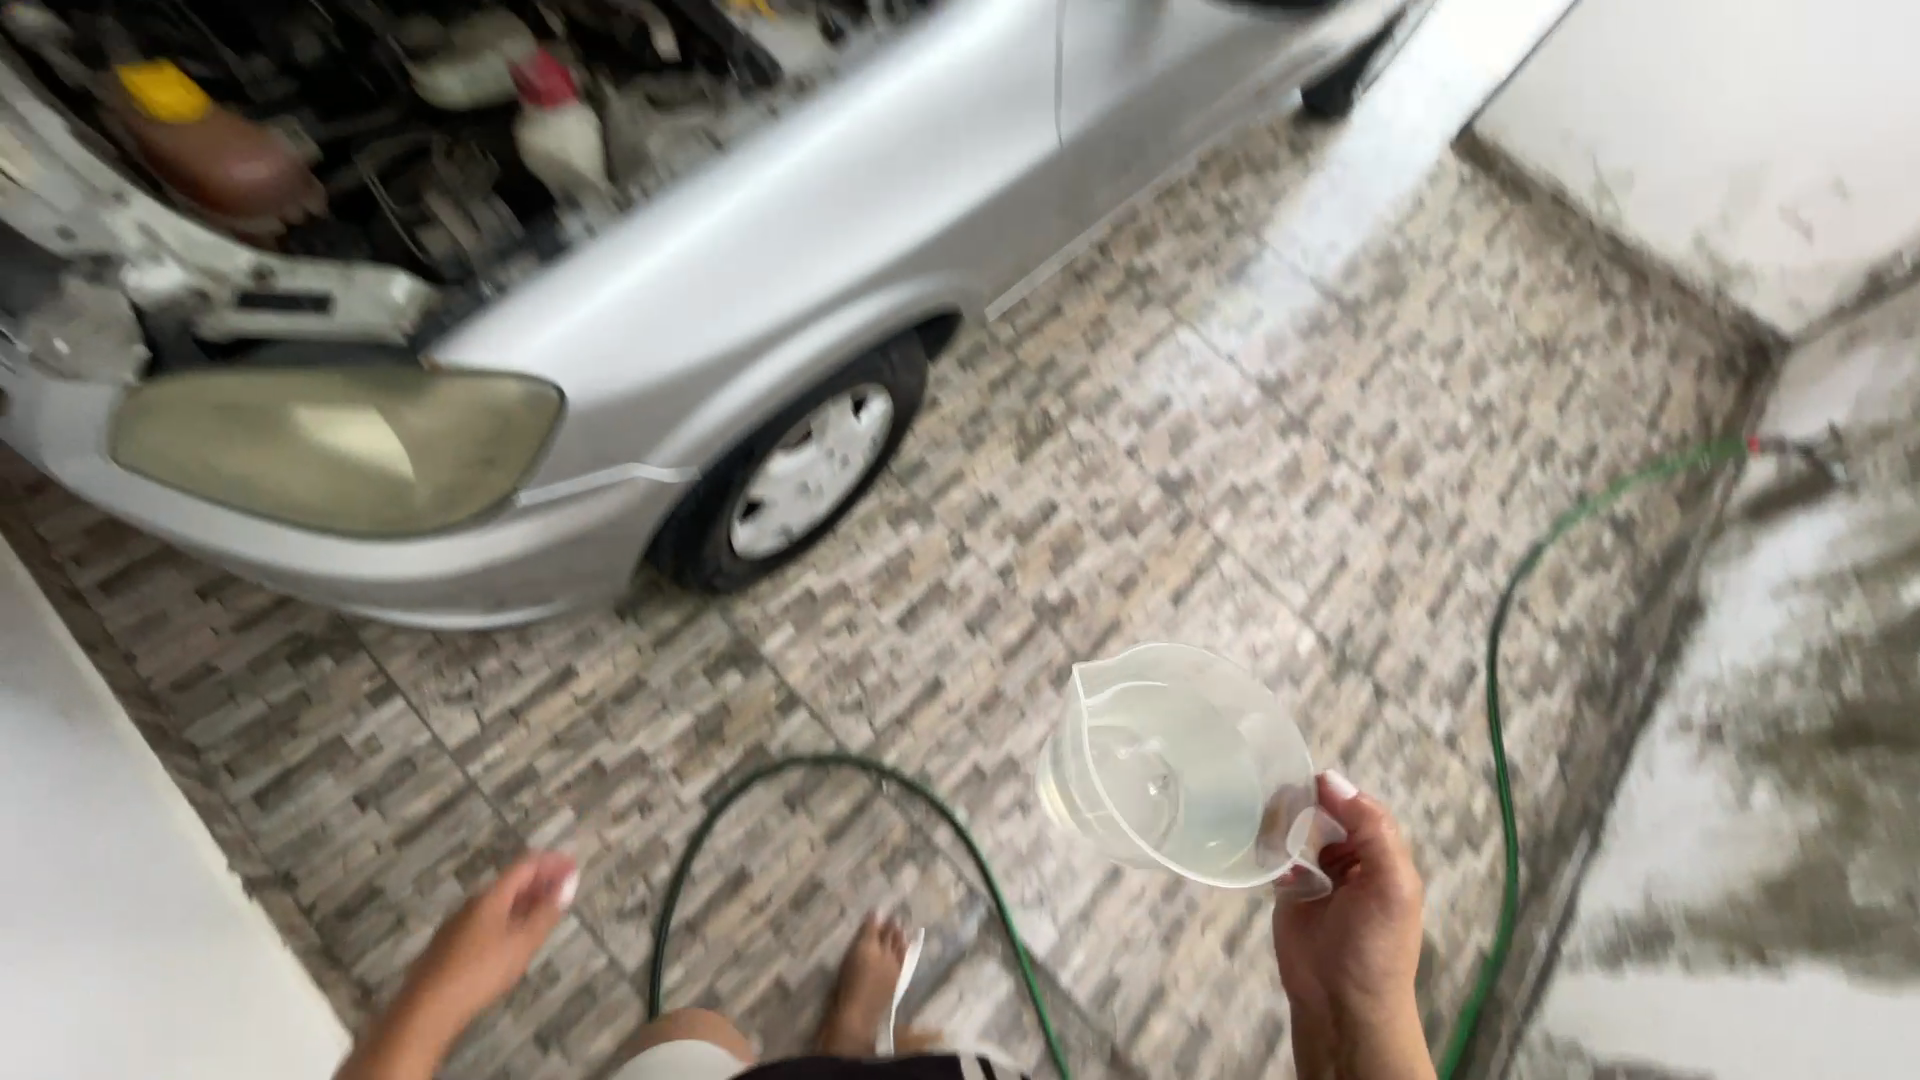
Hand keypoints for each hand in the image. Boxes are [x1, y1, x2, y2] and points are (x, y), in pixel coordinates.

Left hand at [395, 850, 579, 1039]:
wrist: (423, 1013)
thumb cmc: (480, 972)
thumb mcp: (523, 942)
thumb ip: (547, 911)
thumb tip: (568, 882)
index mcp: (491, 897)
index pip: (526, 865)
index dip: (551, 862)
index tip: (573, 865)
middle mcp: (472, 905)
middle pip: (511, 883)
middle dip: (540, 882)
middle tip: (564, 888)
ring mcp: (456, 926)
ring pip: (497, 904)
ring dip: (524, 902)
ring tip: (544, 912)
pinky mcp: (447, 948)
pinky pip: (486, 921)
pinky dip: (508, 919)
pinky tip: (513, 938)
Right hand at [1273, 772, 1432, 1079]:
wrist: (1341, 1003)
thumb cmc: (1375, 944)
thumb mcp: (1391, 885)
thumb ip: (1372, 830)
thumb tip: (1330, 778)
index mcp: (1382, 855)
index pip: (1357, 806)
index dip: (1334, 791)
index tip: (1302, 778)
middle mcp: (1350, 858)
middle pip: (1324, 813)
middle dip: (1302, 801)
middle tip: (1272, 789)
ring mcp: (1316, 873)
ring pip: (1297, 830)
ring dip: (1280, 819)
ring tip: (1256, 807)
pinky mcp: (1286, 887)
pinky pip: (1275, 853)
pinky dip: (1264, 843)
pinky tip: (1253, 835)